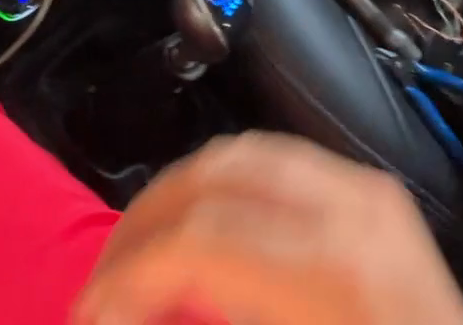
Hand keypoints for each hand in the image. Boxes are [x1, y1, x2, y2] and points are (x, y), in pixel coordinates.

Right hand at [73, 132, 462, 324]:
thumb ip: (204, 321)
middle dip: (144, 223)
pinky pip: (280, 162)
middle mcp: (352, 211)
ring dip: (181, 194)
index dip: (127, 275)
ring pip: (243, 153)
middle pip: (215, 176)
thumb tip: (124, 313)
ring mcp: (367, 191)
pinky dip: (226, 184)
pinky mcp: (373, 192)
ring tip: (144, 249)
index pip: (197, 240)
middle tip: (106, 279)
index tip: (88, 314)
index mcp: (333, 273)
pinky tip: (205, 225)